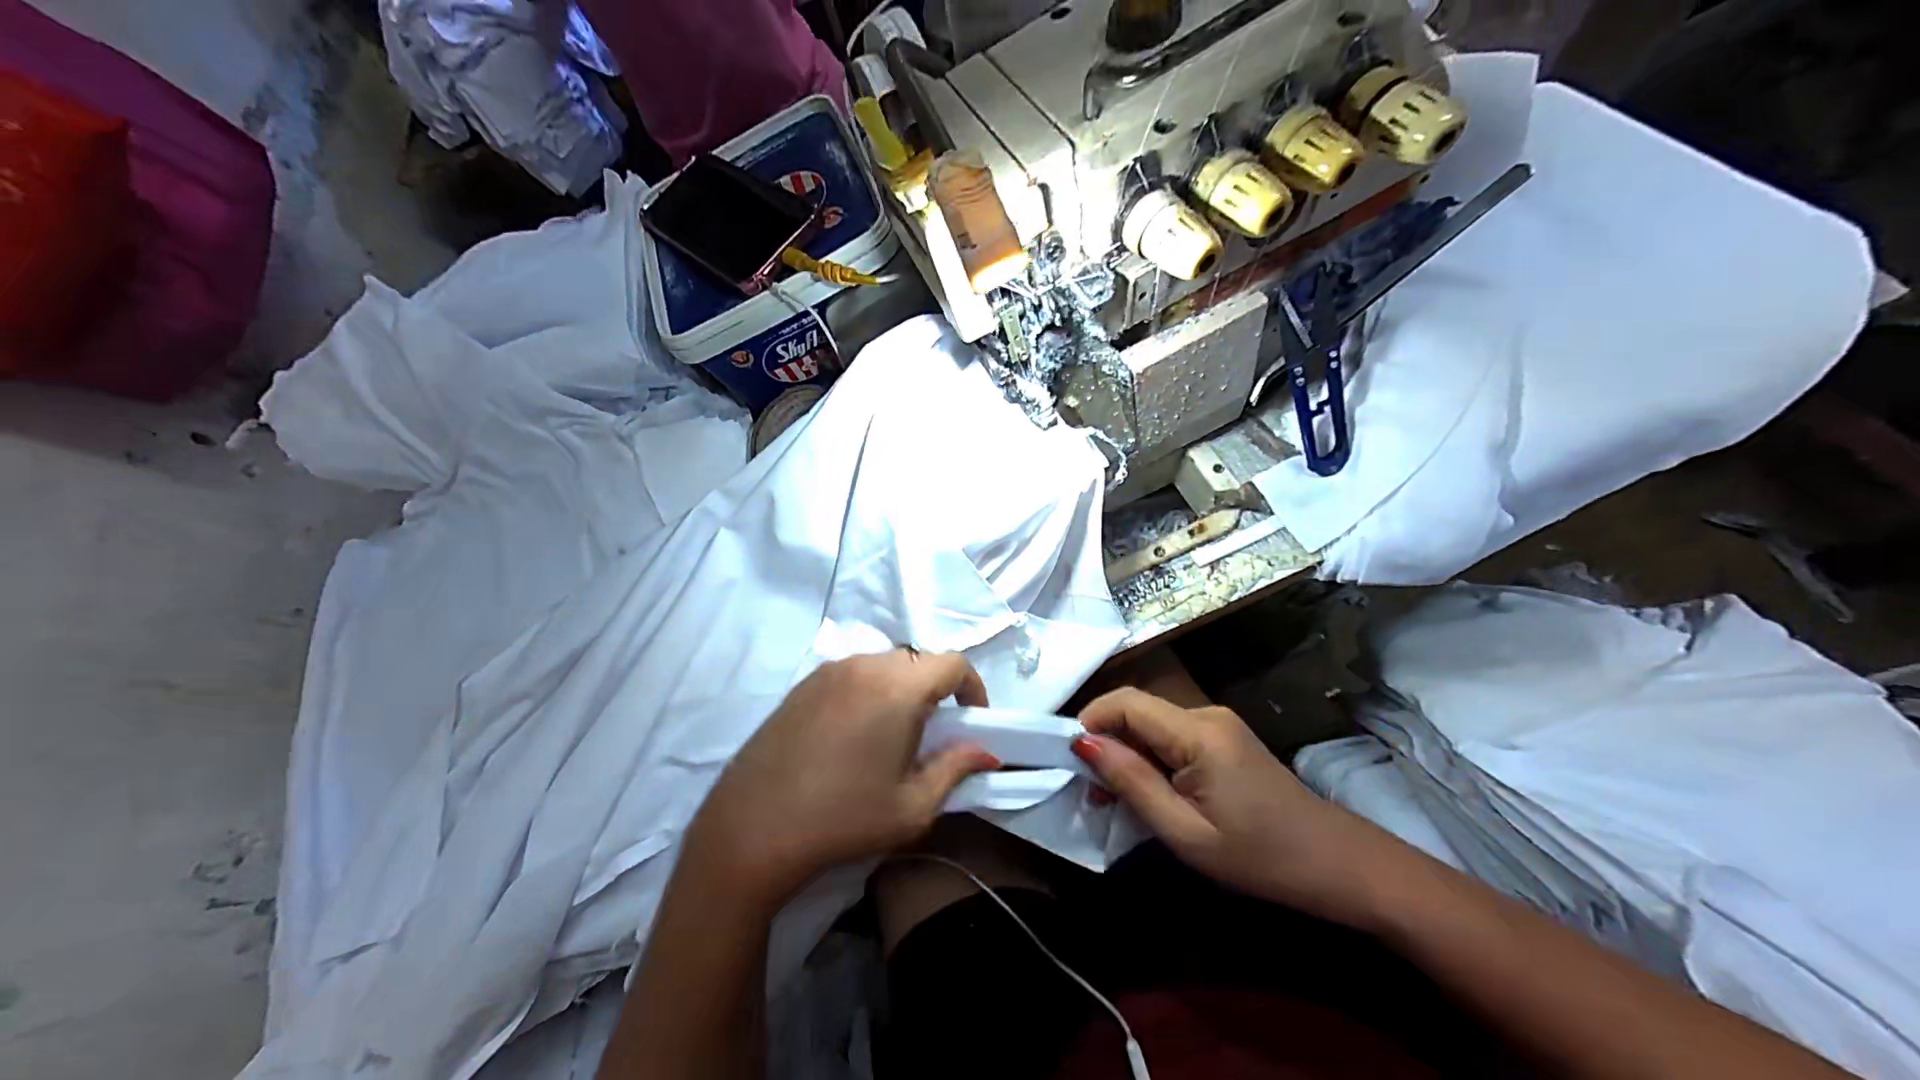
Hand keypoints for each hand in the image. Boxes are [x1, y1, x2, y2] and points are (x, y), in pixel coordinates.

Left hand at [684, 649, 1001, 906]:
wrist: (752, 829)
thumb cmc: (843, 819)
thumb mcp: (913, 806)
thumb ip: (955, 769)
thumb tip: (986, 753)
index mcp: (897, 687)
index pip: (952, 663)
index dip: (972, 687)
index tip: (971, 721)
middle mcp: (863, 666)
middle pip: (917, 660)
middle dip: (936, 689)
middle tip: (934, 733)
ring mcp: (827, 672)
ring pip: (882, 665)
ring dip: (901, 689)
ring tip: (893, 736)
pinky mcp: (800, 686)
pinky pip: (851, 674)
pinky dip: (868, 692)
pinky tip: (854, 736)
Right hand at [1073, 688, 1406, 925]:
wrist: (1338, 866)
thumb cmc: (1260, 857)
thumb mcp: (1185, 832)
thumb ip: (1131, 783)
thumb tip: (1082, 744)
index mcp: (1198, 732)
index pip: (1126, 701)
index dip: (1090, 720)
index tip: (1069, 759)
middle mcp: (1206, 714)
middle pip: (1137, 710)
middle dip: (1106, 741)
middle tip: (1091, 790)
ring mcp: (1218, 724)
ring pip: (1152, 723)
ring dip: (1126, 752)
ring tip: (1116, 798)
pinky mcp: (1224, 738)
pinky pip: (1171, 735)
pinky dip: (1150, 757)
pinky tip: (1150, 792)